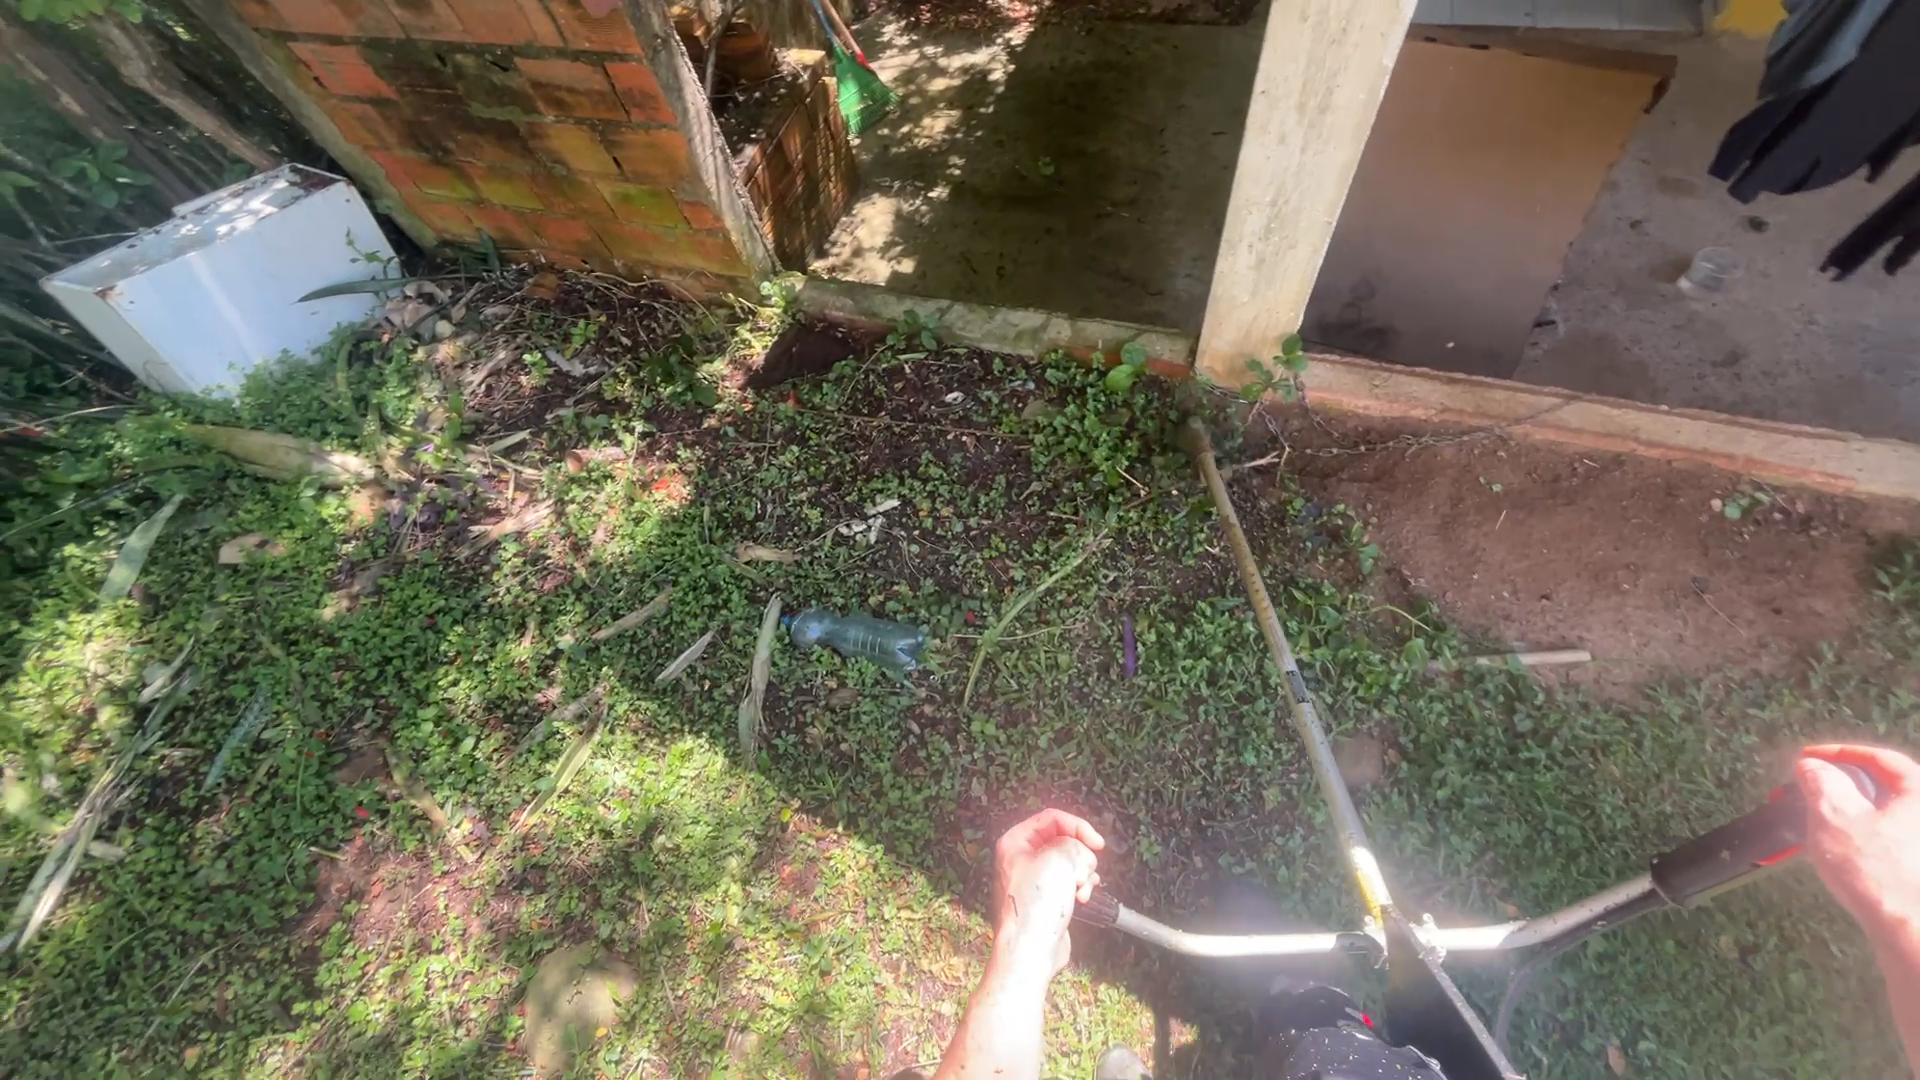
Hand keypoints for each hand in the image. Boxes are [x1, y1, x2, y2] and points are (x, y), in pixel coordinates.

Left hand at [991, 809, 1104, 980]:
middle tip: (1086, 870)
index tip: (1097, 843)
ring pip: (1068, 862)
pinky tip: (1083, 897)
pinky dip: (1079, 887)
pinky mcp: (1044, 898)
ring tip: (1082, 888)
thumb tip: (1081, 855)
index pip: (1052, 818)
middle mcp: (1020, 857)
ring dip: (1082, 873)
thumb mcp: (1060, 857)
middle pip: (1062, 840)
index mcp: (1015, 841)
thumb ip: (1075, 843)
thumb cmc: (1037, 902)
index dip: (1078, 827)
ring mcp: (1032, 879)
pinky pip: (1067, 881)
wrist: (1030, 950)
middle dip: (1081, 854)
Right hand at [1798, 744, 1919, 942]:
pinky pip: (1889, 839)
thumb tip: (1813, 766)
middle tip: (1801, 793)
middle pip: (1884, 788)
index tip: (1806, 758)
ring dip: (1844, 812)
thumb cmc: (1876, 868)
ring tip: (1811, 824)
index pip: (1882, 759)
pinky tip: (1837, 850)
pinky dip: (1860, 835)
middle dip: (1837, 786)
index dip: (1840, 753)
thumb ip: (1820, 781)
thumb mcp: (1833, 815)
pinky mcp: (1916, 868)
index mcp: (1919, 797)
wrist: (1913, 928)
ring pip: (1884, 815)